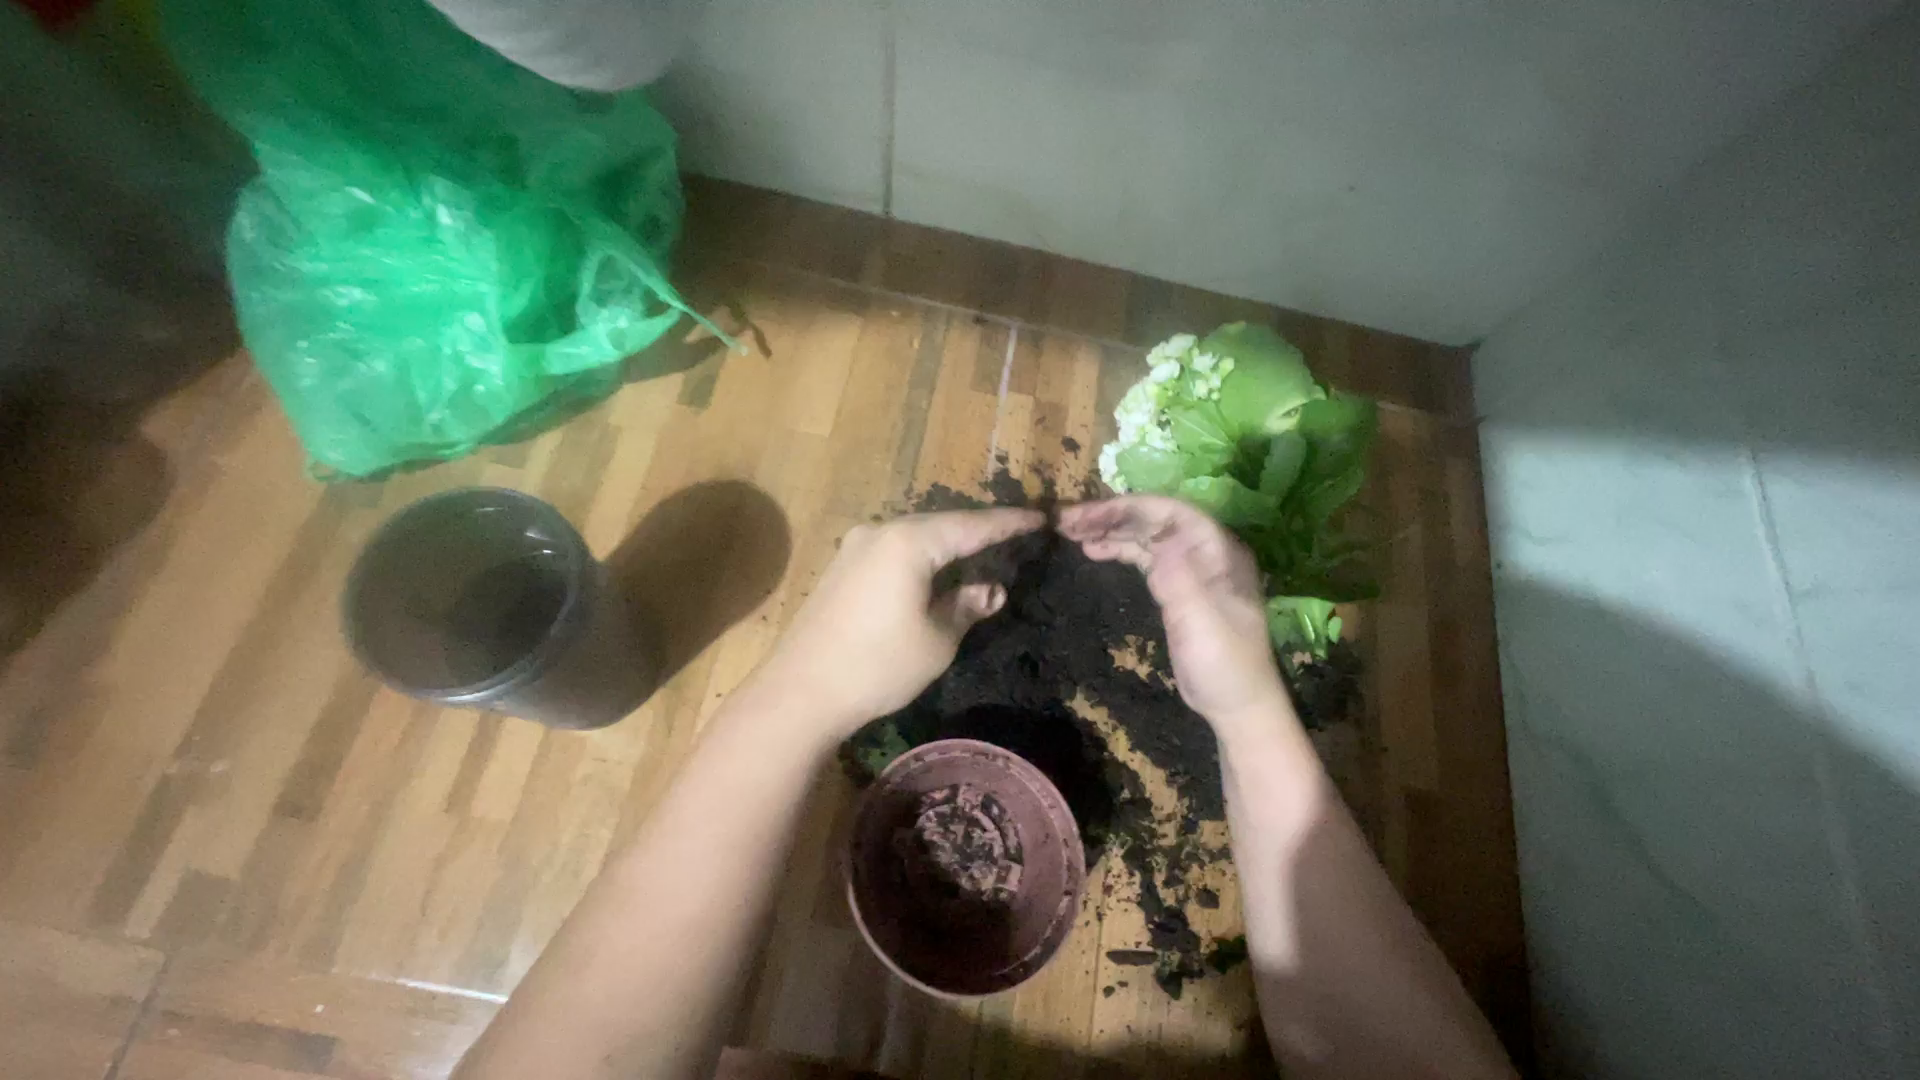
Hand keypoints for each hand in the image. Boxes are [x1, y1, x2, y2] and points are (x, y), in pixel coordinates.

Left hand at [750, 508, 1044, 736]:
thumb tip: (992, 589)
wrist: (800, 691)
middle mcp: (880, 532)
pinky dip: (922, 557)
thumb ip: (968, 606)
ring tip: (982, 551)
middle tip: (1015, 534)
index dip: (1008, 523)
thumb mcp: (937, 640)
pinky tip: (937, 570)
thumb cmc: (878, 665)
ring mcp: (856, 548)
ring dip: (948, 545)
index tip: (1040, 518)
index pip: (971, 526)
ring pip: (916, 537)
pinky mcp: (842, 568)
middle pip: (941, 525)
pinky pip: (894, 551)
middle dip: (978, 531)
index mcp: (909, 542)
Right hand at [1058, 496, 1291, 733]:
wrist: (1235, 704)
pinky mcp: (1176, 587)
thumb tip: (1156, 541)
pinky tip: (1092, 550)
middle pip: (1154, 520)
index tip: (1091, 513)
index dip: (1130, 507)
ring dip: (1110, 530)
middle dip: (1112, 515)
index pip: (1171, 512)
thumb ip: (1180, 579)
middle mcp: (1204, 552)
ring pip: (1145, 536)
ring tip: (1071, 531)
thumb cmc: (1224, 665)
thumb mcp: (1201, 622)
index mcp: (1218, 552)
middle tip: (1068, 520)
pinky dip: (1118, 549)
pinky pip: (1143, 556)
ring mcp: (1190, 568)